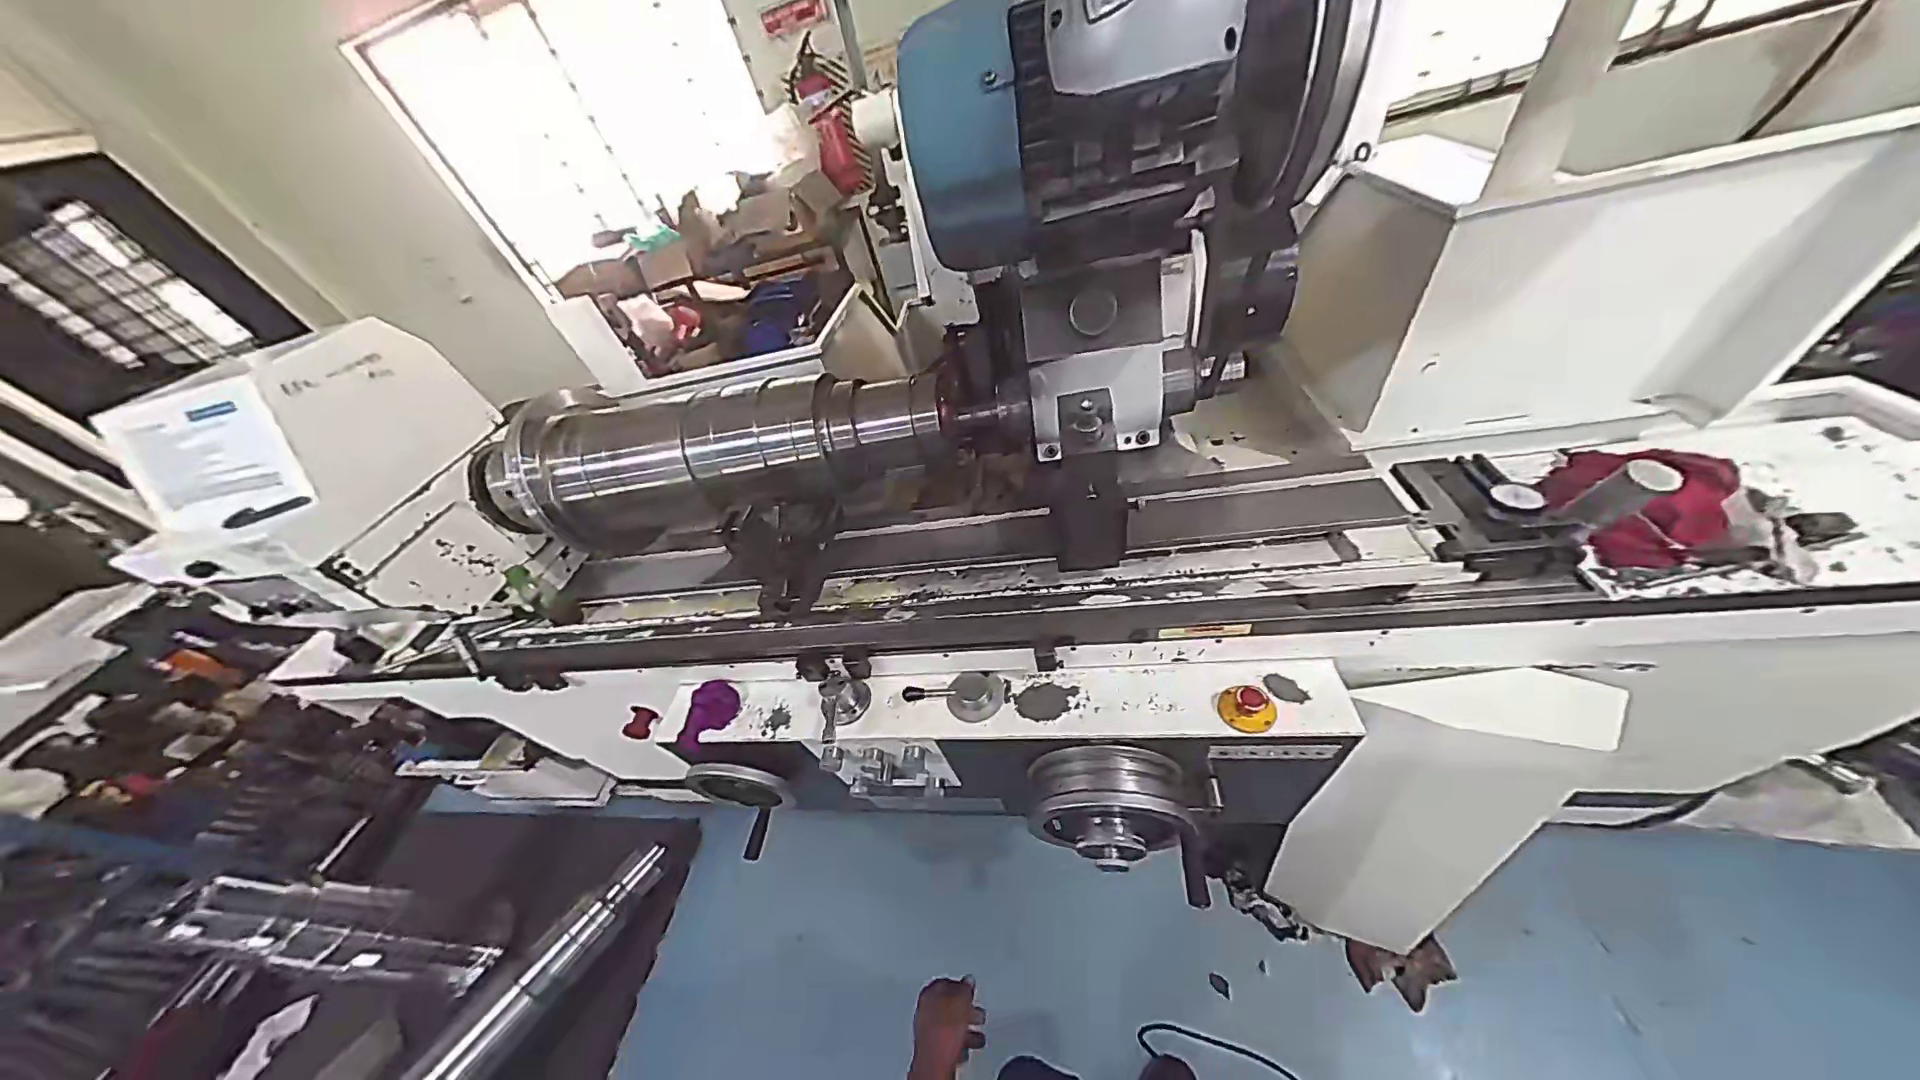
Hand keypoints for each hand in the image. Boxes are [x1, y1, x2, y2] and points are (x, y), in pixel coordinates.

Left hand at [910, 977, 985, 1079]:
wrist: (937, 1061)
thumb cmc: (944, 1031)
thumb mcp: (961, 1001)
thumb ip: (965, 989)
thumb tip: (968, 980)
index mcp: (929, 994)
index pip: (944, 983)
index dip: (959, 985)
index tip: (969, 987)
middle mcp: (925, 1010)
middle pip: (947, 1004)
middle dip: (964, 1008)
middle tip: (975, 1011)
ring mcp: (927, 1031)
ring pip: (949, 1024)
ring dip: (964, 1027)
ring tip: (977, 1034)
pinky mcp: (932, 1049)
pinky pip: (948, 1040)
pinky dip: (959, 1041)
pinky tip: (966, 1046)